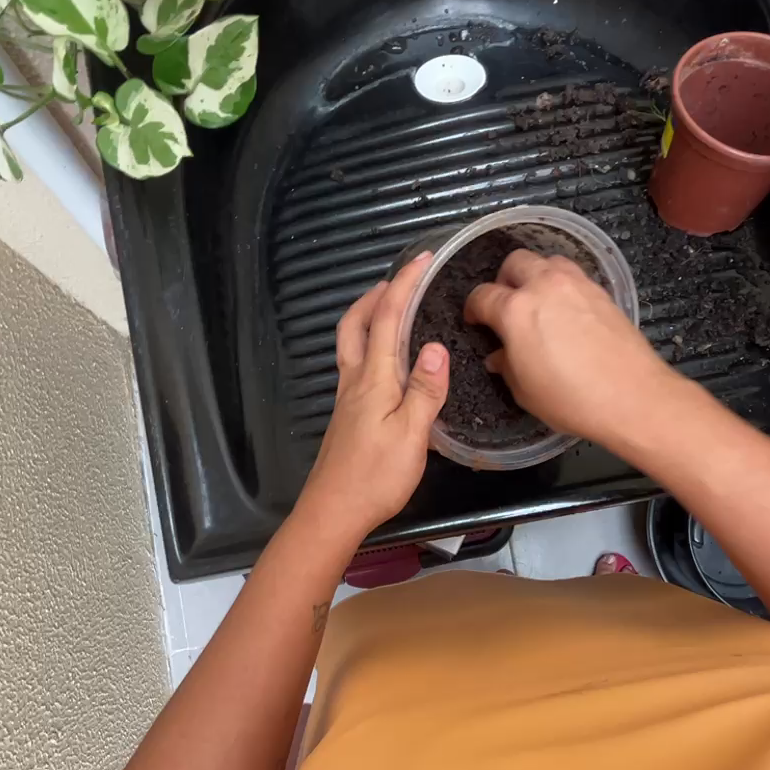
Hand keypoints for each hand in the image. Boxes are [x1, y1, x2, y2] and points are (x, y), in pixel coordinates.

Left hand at [296, 254, 449, 541]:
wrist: (333, 512)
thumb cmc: (376, 476)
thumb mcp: (411, 434)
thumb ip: (424, 390)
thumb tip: (436, 346)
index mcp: (373, 379)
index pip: (387, 319)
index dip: (403, 285)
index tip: (421, 258)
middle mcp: (355, 382)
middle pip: (354, 326)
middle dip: (373, 297)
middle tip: (396, 282)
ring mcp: (347, 401)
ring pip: (350, 346)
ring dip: (367, 319)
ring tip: (391, 312)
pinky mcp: (347, 418)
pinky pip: (356, 367)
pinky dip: (369, 347)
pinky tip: (387, 363)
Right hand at [465, 249, 687, 447]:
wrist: (631, 396)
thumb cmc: (571, 399)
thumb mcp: (524, 391)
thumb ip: (506, 366)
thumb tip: (499, 356)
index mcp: (515, 311)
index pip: (482, 296)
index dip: (473, 308)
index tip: (475, 320)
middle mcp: (544, 286)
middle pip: (514, 262)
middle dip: (503, 280)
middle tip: (504, 304)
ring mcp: (576, 284)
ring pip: (546, 260)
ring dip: (534, 274)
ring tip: (535, 300)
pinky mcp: (601, 291)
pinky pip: (572, 273)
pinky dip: (560, 283)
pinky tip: (563, 309)